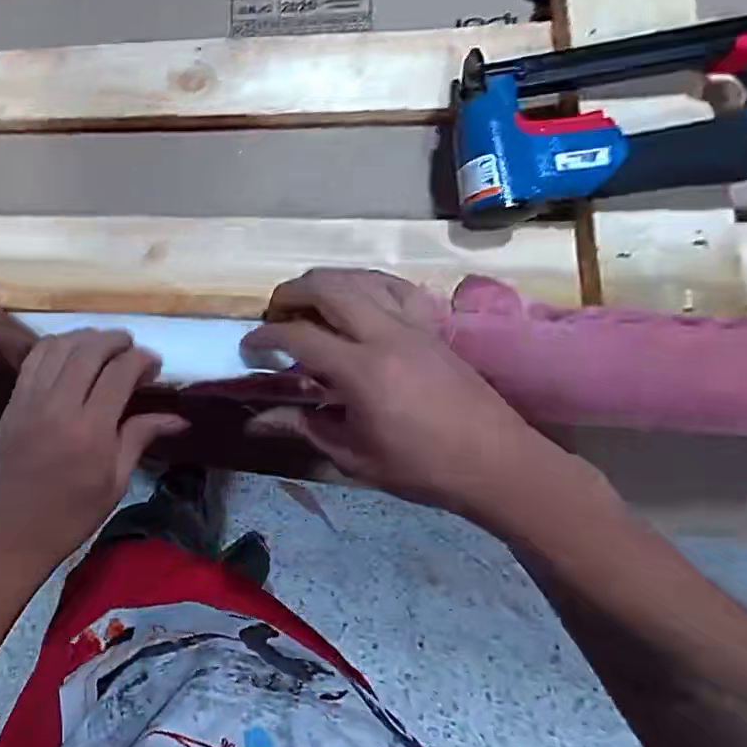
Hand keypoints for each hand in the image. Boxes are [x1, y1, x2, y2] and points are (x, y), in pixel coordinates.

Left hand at [0, 330, 188, 574]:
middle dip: (116, 340)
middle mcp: (59, 406)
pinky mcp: (13, 402)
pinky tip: (70, 351)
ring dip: (85, 337)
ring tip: (103, 343)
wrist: (14, 530)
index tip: (154, 364)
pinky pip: (34, 359)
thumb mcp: (116, 481)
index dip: (141, 359)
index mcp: (90, 430)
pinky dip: (55, 345)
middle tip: (132, 346)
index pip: (119, 373)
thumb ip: (140, 437)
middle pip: (89, 350)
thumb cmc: (72, 514)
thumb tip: (179, 418)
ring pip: (59, 347)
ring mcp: (30, 400)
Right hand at [242, 268, 579, 517]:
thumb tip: (258, 419)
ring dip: (328, 281)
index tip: (249, 346)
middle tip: (275, 310)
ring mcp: (414, 326)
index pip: (299, 335)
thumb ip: (304, 428)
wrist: (497, 464)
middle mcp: (386, 336)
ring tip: (309, 298)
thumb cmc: (420, 468)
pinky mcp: (433, 328)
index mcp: (362, 371)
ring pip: (363, 279)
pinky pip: (397, 288)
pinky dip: (369, 284)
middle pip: (329, 288)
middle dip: (291, 291)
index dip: (265, 335)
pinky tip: (359, 299)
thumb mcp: (353, 456)